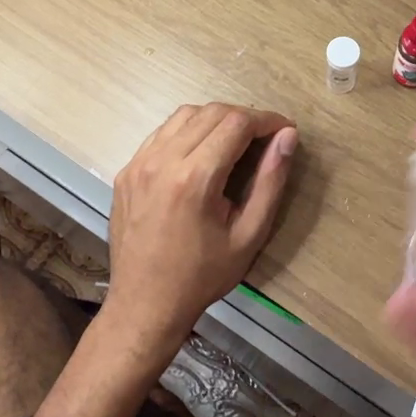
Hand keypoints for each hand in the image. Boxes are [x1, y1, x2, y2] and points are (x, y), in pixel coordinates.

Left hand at [107, 104, 296, 347]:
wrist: (144, 304)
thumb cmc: (203, 275)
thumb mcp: (250, 234)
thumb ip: (271, 181)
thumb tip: (288, 137)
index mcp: (195, 178)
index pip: (237, 123)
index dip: (267, 120)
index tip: (285, 130)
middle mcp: (163, 161)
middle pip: (212, 112)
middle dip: (245, 117)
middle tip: (266, 137)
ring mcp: (139, 163)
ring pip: (184, 115)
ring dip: (216, 118)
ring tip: (236, 141)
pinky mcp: (127, 171)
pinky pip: (162, 133)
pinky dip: (188, 130)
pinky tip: (202, 152)